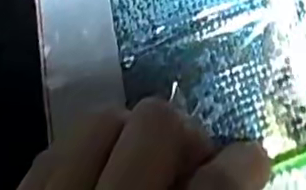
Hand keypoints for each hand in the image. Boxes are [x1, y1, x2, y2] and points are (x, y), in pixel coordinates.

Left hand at [15, 98, 271, 189]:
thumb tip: (244, 162)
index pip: (215, 183)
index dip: (244, 165)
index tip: (254, 158)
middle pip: (156, 124)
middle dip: (184, 138)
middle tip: (193, 166)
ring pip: (101, 120)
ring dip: (130, 138)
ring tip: (141, 167)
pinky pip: (52, 150)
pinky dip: (83, 155)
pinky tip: (97, 177)